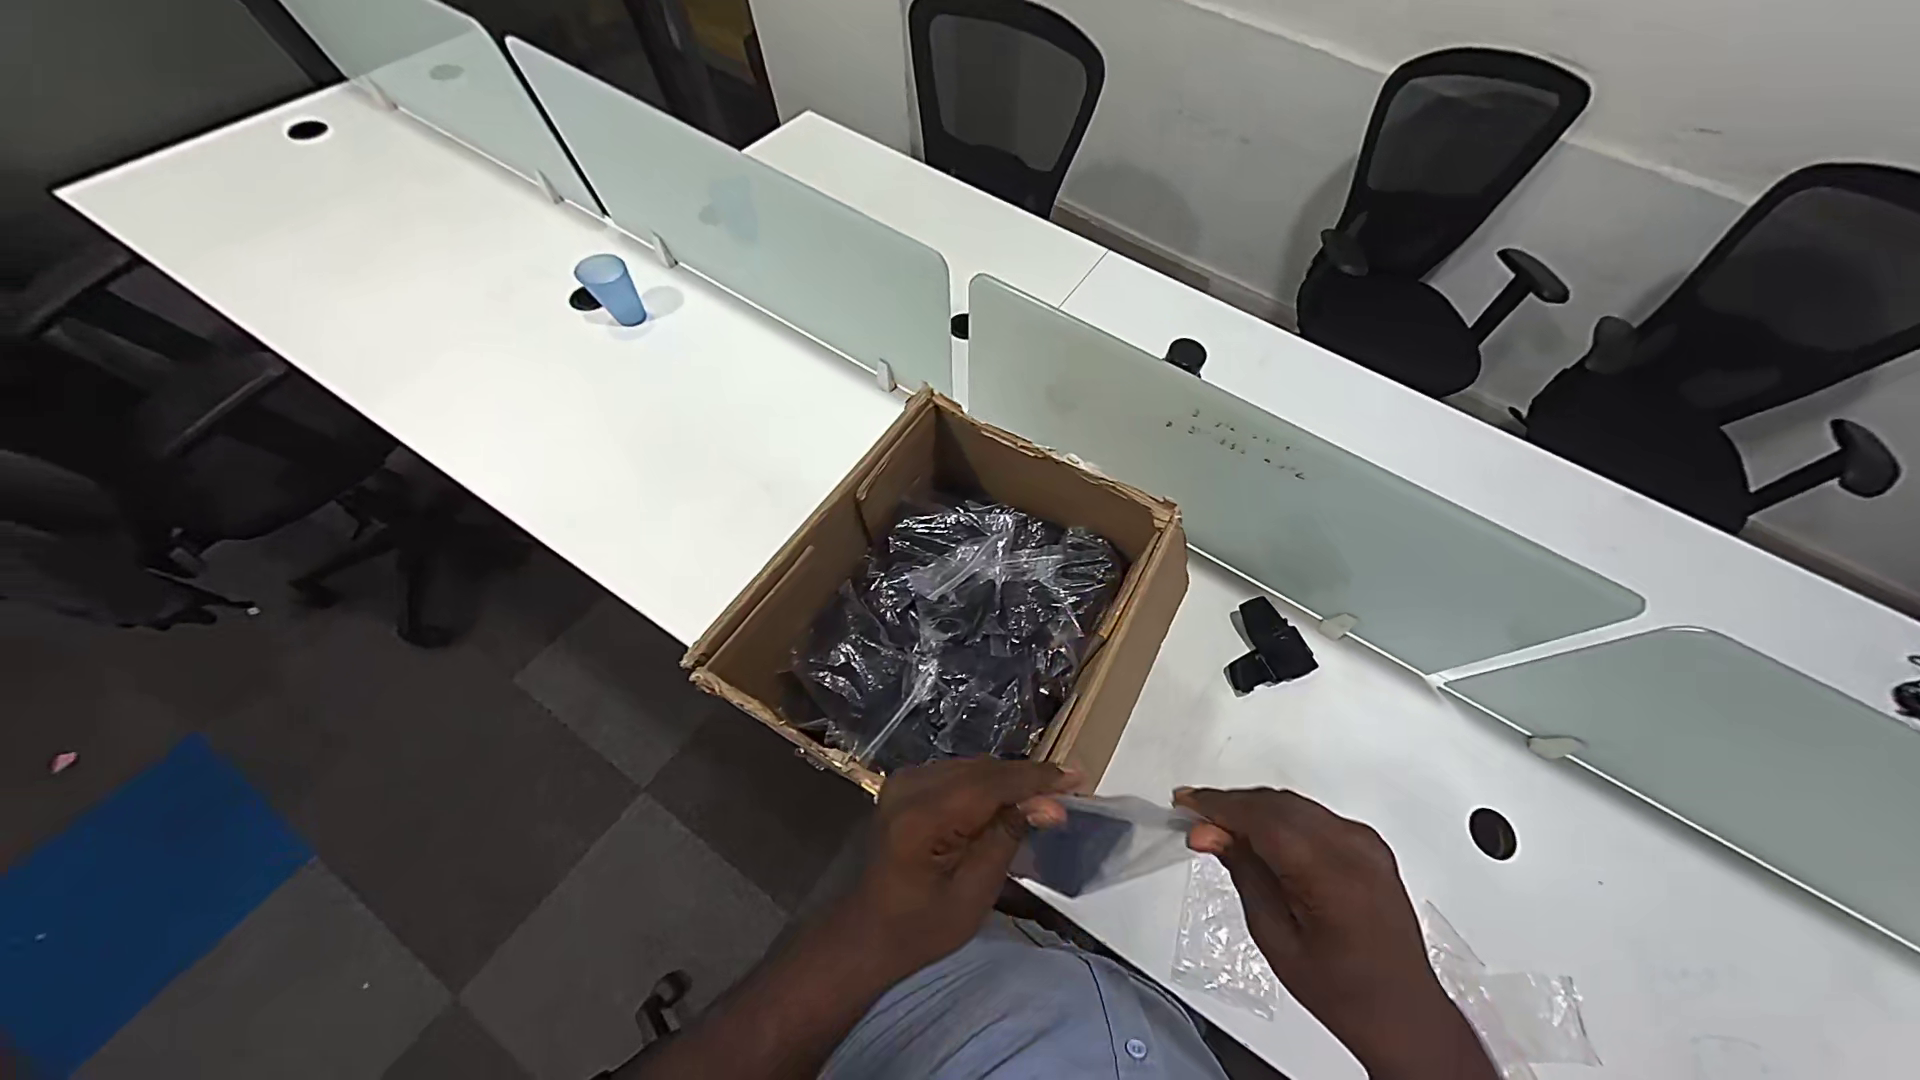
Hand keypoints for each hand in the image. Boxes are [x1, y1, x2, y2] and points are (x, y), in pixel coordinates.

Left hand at [839, 758, 1077, 978]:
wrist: (866, 931)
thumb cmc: (920, 927)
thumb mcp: (973, 894)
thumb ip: (1007, 839)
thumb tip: (1049, 803)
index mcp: (922, 816)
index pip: (991, 784)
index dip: (1036, 779)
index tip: (1077, 778)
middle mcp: (910, 785)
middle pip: (983, 769)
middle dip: (1027, 778)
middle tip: (1069, 790)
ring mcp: (904, 779)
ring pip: (972, 766)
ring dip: (1009, 779)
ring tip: (1046, 795)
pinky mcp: (905, 782)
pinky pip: (957, 772)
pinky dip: (987, 782)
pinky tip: (1009, 797)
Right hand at [1175, 788, 1494, 1079]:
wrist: (1403, 1013)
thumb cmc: (1343, 991)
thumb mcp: (1275, 936)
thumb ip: (1243, 873)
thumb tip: (1210, 833)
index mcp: (1333, 875)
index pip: (1263, 819)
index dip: (1218, 806)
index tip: (1186, 804)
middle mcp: (1355, 850)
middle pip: (1275, 805)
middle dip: (1230, 805)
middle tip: (1194, 816)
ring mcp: (1365, 843)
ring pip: (1291, 804)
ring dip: (1251, 808)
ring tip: (1216, 823)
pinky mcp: (1367, 844)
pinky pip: (1310, 814)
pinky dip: (1276, 815)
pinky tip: (1254, 827)